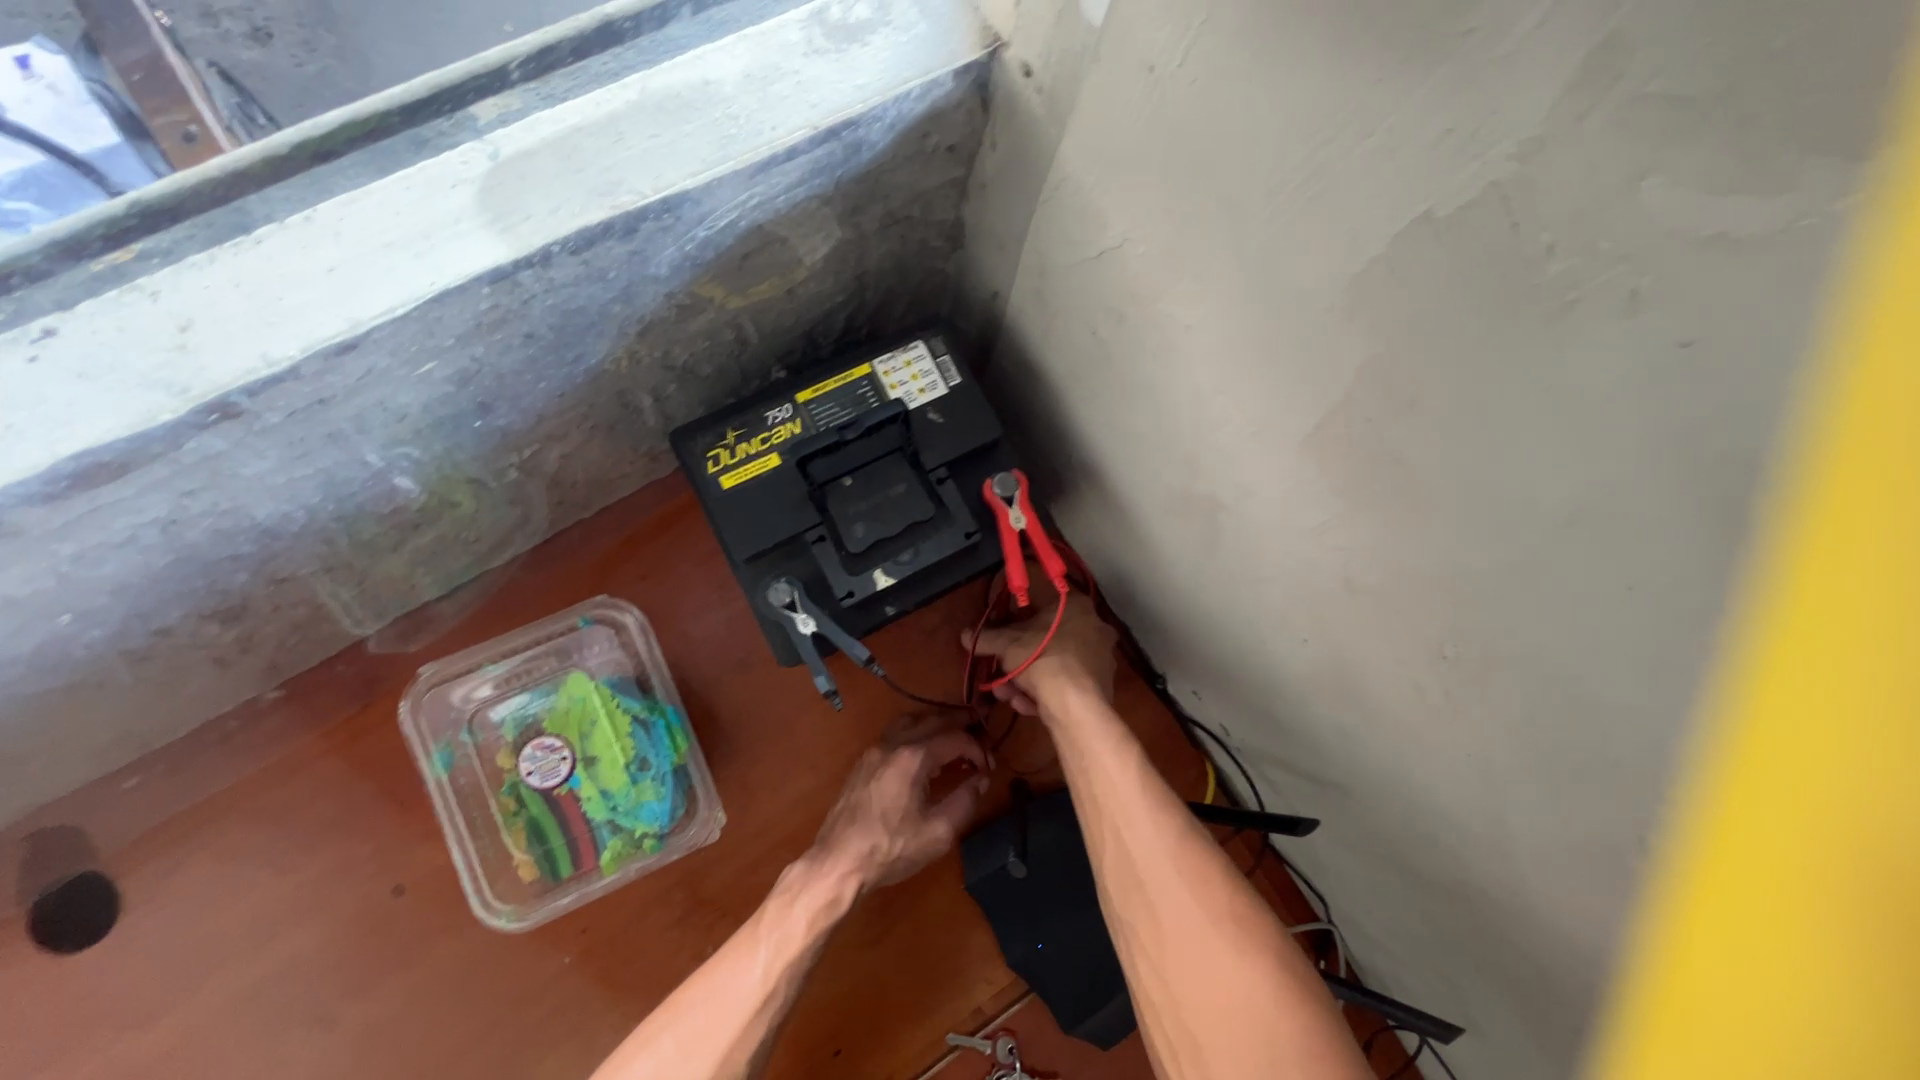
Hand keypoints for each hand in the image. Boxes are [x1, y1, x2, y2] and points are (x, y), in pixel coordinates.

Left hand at [809, 715, 989, 891]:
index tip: (988, 767)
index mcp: (913, 758)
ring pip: (910, 720)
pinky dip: (916, 731)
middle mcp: (893, 744)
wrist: (838, 862)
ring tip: (955, 732)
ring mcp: (874, 750)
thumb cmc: (890, 850)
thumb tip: (981, 779)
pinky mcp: (863, 761)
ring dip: (936, 722)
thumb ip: (965, 801)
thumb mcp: (938, 832)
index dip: (977, 749)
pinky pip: (894, 733)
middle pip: (933, 719)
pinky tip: (924, 749)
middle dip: (960, 722)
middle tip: (981, 729)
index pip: (955, 738)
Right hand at [965, 582, 1116, 714]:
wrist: (1075, 704)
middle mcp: (1095, 628)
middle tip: (998, 672)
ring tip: (1006, 695)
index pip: (1042, 607)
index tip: (1000, 638)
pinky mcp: (1101, 687)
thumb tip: (965, 634)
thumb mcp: (1006, 644)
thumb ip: (985, 637)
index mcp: (1077, 605)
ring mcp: (1100, 659)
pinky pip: (1066, 685)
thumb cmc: (1042, 658)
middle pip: (1047, 641)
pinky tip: (1025, 706)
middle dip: (1017, 660)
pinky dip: (1045, 694)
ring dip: (1026, 681)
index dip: (1016, 623)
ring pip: (1054, 666)